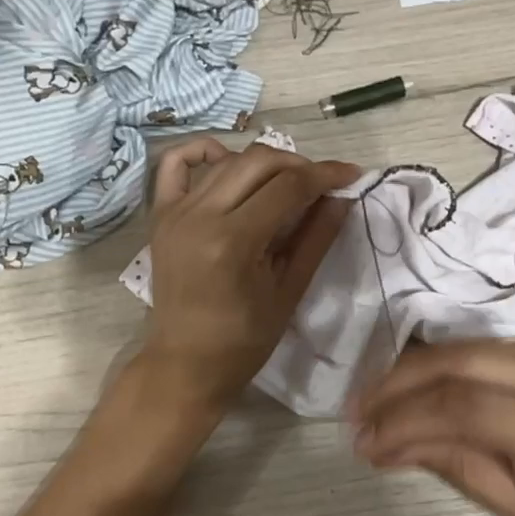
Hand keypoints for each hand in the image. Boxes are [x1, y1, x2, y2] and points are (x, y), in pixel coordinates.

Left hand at [141, 137, 359, 410]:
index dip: (325, 174)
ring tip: (286, 183)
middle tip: (320, 184)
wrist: (185, 364)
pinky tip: (227, 159)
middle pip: (259, 162)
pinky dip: (203, 151)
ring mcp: (176, 211)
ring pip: (228, 160)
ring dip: (264, 163)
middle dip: (298, 165)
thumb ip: (316, 237)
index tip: (352, 174)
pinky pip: (175, 163)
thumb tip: (343, 196)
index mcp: (233, 241)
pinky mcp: (162, 213)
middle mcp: (201, 215)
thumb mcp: (289, 291)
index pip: (288, 186)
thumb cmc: (243, 340)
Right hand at [351, 334, 514, 515]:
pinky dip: (434, 368)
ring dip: (408, 373)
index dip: (402, 420)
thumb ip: (452, 465)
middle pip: (454, 364)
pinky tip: (407, 390)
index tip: (361, 442)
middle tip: (354, 416)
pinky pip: (474, 347)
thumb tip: (379, 444)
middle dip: (395, 387)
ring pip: (458, 348)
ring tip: (369, 404)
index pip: (461, 409)